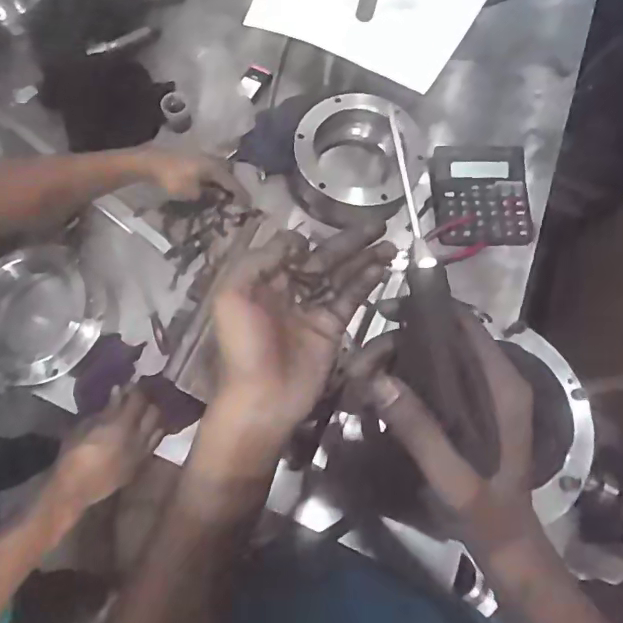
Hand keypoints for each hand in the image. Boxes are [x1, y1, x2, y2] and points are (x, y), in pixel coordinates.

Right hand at [45, 385, 167, 512]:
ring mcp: (141, 454)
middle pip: (154, 412)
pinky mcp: (139, 467)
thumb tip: (118, 393)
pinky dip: (150, 436)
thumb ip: (106, 410)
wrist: (74, 490)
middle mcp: (138, 438)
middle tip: (137, 399)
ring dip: (152, 419)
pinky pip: (152, 446)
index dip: (135, 389)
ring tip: (142, 415)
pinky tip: (141, 433)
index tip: (129, 385)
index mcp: (123, 425)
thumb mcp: (85, 426)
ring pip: (158, 429)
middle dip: (147, 402)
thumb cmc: (73, 455)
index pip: (138, 399)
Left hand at [131, 145, 246, 202]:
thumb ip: (207, 195)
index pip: (232, 182)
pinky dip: (212, 178)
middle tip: (237, 199)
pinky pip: (207, 169)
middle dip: (233, 186)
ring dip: (221, 181)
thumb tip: (217, 196)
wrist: (149, 162)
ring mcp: (200, 156)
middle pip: (227, 173)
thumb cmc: (172, 178)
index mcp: (214, 167)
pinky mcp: (190, 157)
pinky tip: (209, 185)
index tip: (248, 204)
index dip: (241, 194)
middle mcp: (211, 158)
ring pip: (217, 170)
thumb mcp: (191, 192)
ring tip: (224, 193)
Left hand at [203, 227, 396, 453]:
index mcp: (262, 281)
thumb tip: (295, 240)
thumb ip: (258, 261)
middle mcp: (289, 290)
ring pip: (340, 275)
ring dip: (363, 258)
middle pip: (321, 259)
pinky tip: (381, 267)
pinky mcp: (331, 328)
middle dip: (348, 241)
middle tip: (377, 224)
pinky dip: (365, 282)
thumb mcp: (232, 296)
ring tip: (389, 242)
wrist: (261, 399)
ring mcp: (312, 310)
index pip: (290, 250)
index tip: (317, 236)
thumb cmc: (242, 347)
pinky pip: (349, 299)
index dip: (306, 241)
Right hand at [346, 311, 541, 558]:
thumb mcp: (450, 474)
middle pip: (443, 339)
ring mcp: (482, 394)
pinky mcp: (469, 408)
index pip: (466, 324)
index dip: (427, 309)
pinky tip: (377, 396)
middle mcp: (494, 380)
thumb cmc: (484, 510)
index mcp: (501, 386)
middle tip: (358, 367)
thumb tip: (377, 379)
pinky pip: (433, 378)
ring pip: (434, 357)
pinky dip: (404, 380)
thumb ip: (418, 427)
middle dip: (396, 344)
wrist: (506, 544)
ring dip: (395, 362)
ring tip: (359, 383)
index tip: (384, 312)